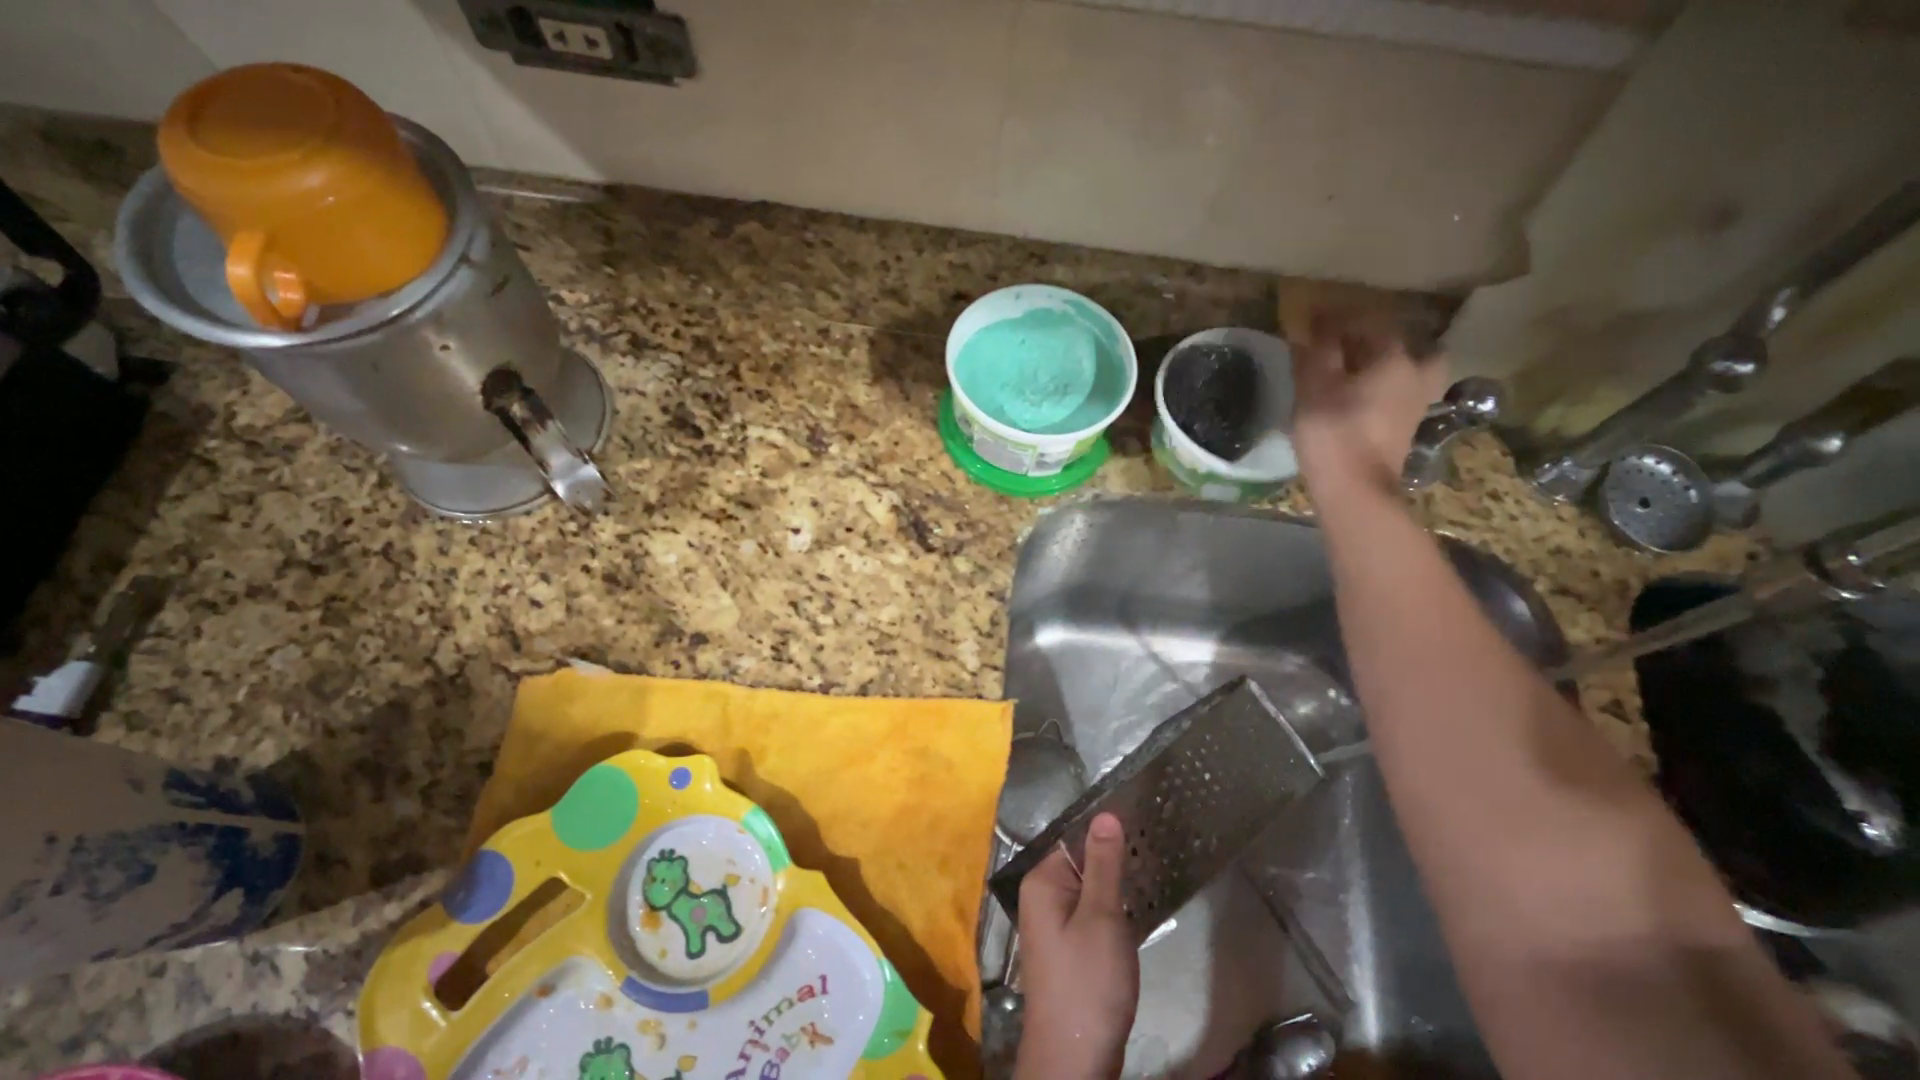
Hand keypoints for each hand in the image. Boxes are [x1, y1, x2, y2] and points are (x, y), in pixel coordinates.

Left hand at [1012, 813, 1139, 1079]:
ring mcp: (1054, 926)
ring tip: (1155, 869)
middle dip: (1114, 858)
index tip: (1143, 818)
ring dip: (1116, 885)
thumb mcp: (1101, 917)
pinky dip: (1113, 911)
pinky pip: (1091, 915)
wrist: (1075, 1056)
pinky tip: (1140, 908)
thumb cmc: (1087, 981)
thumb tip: (1104, 813)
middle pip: (1081, 863)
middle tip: (1157, 843)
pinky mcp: (1069, 950)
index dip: (1106, 830)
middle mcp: (1041, 898)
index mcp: (1041, 882)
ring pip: (1089, 890)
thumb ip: (1103, 864)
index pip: (1074, 838)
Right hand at [1290, 314, 1447, 500]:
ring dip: (1388, 361)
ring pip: (1410, 367)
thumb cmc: (1333, 432)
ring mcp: (1417, 401)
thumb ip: (1317, 353)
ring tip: (1361, 366)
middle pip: (1399, 343)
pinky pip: (1402, 390)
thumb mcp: (1315, 387)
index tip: (1315, 318)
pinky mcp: (1408, 425)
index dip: (1340, 318)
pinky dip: (1388, 384)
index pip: (1369, 323)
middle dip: (1372, 337)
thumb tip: (1316, 327)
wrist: (1356, 490)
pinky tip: (1365, 392)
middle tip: (1345, 341)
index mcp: (1394, 358)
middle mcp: (1415, 373)